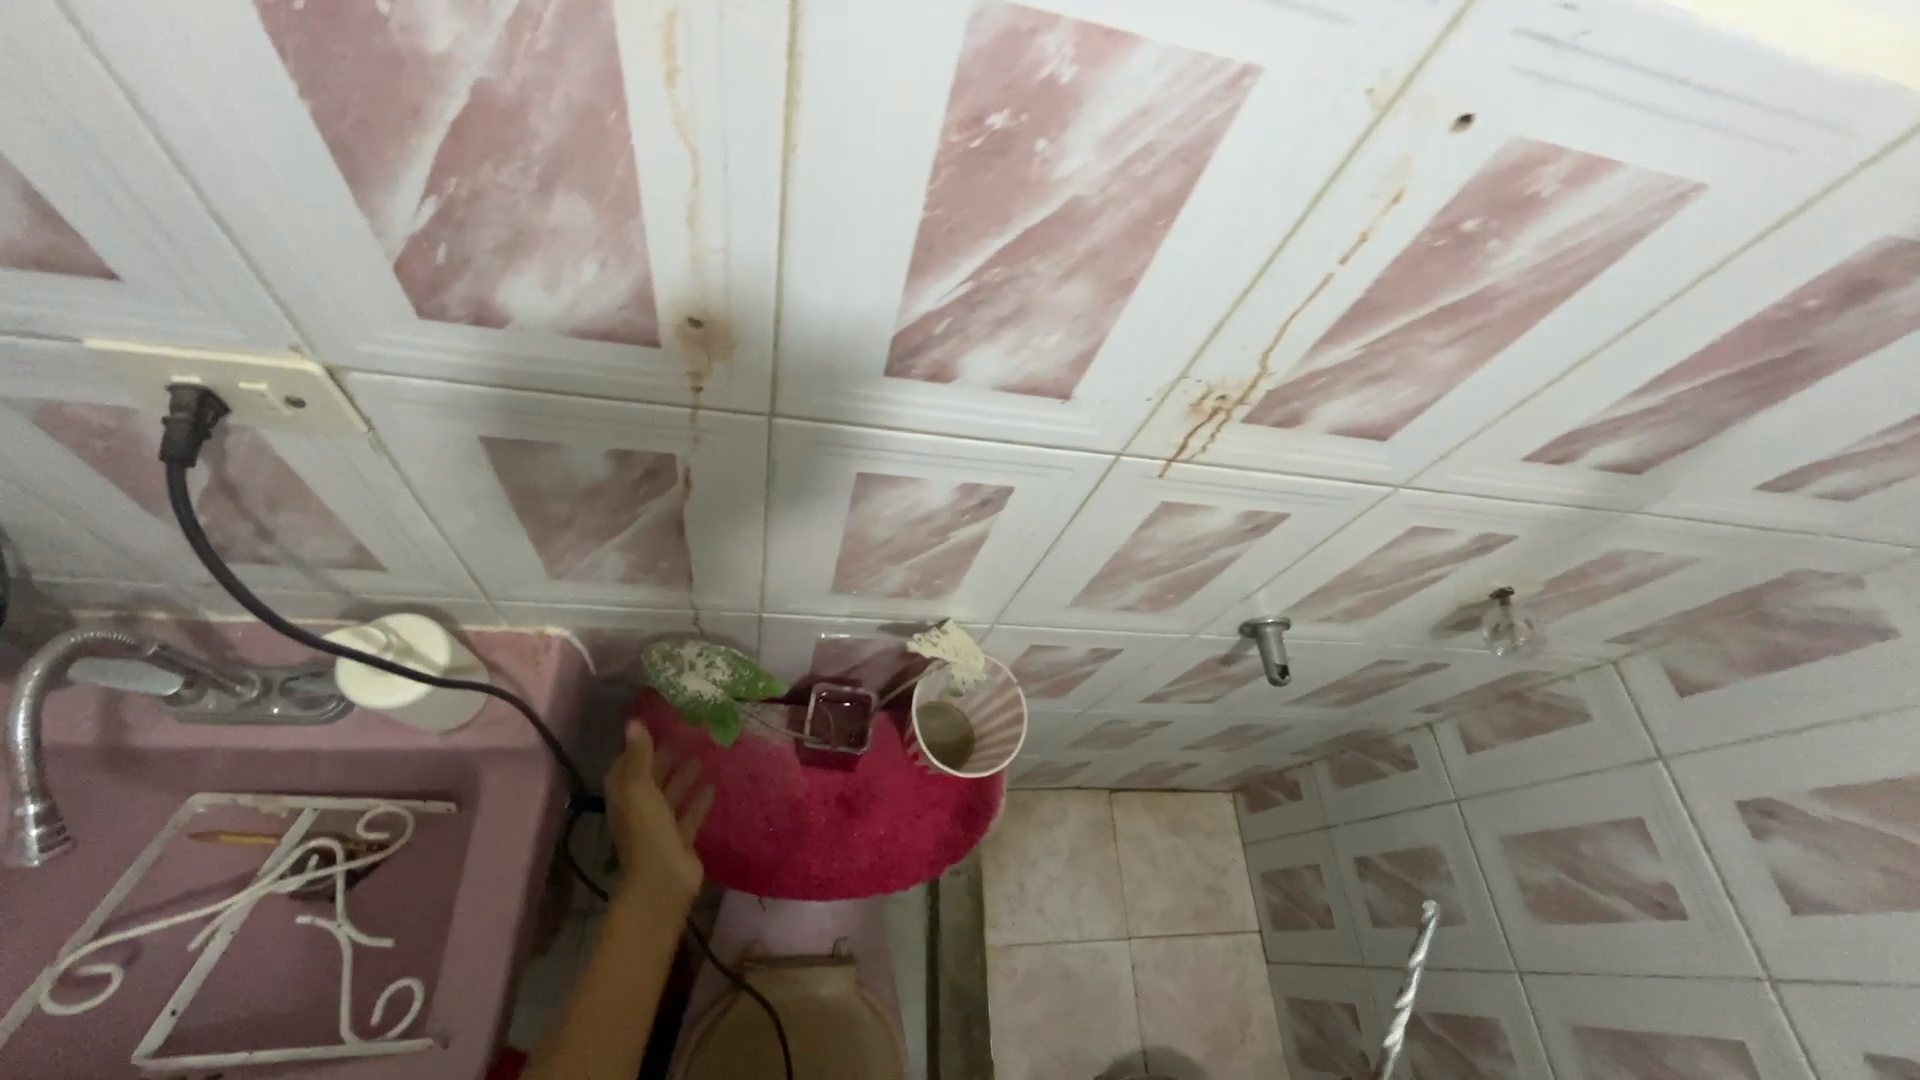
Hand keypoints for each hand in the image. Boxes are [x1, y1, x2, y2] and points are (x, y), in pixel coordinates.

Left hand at [604, 719, 712, 908]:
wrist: (663, 880)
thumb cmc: (647, 831)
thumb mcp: (640, 789)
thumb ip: (639, 756)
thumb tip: (633, 722)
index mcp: (625, 797)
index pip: (626, 767)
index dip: (637, 749)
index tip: (655, 729)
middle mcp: (640, 809)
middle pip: (651, 779)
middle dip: (665, 759)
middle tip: (687, 737)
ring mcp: (660, 826)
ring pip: (671, 795)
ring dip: (684, 777)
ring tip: (702, 757)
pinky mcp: (680, 839)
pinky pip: (690, 814)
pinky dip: (698, 800)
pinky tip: (713, 786)